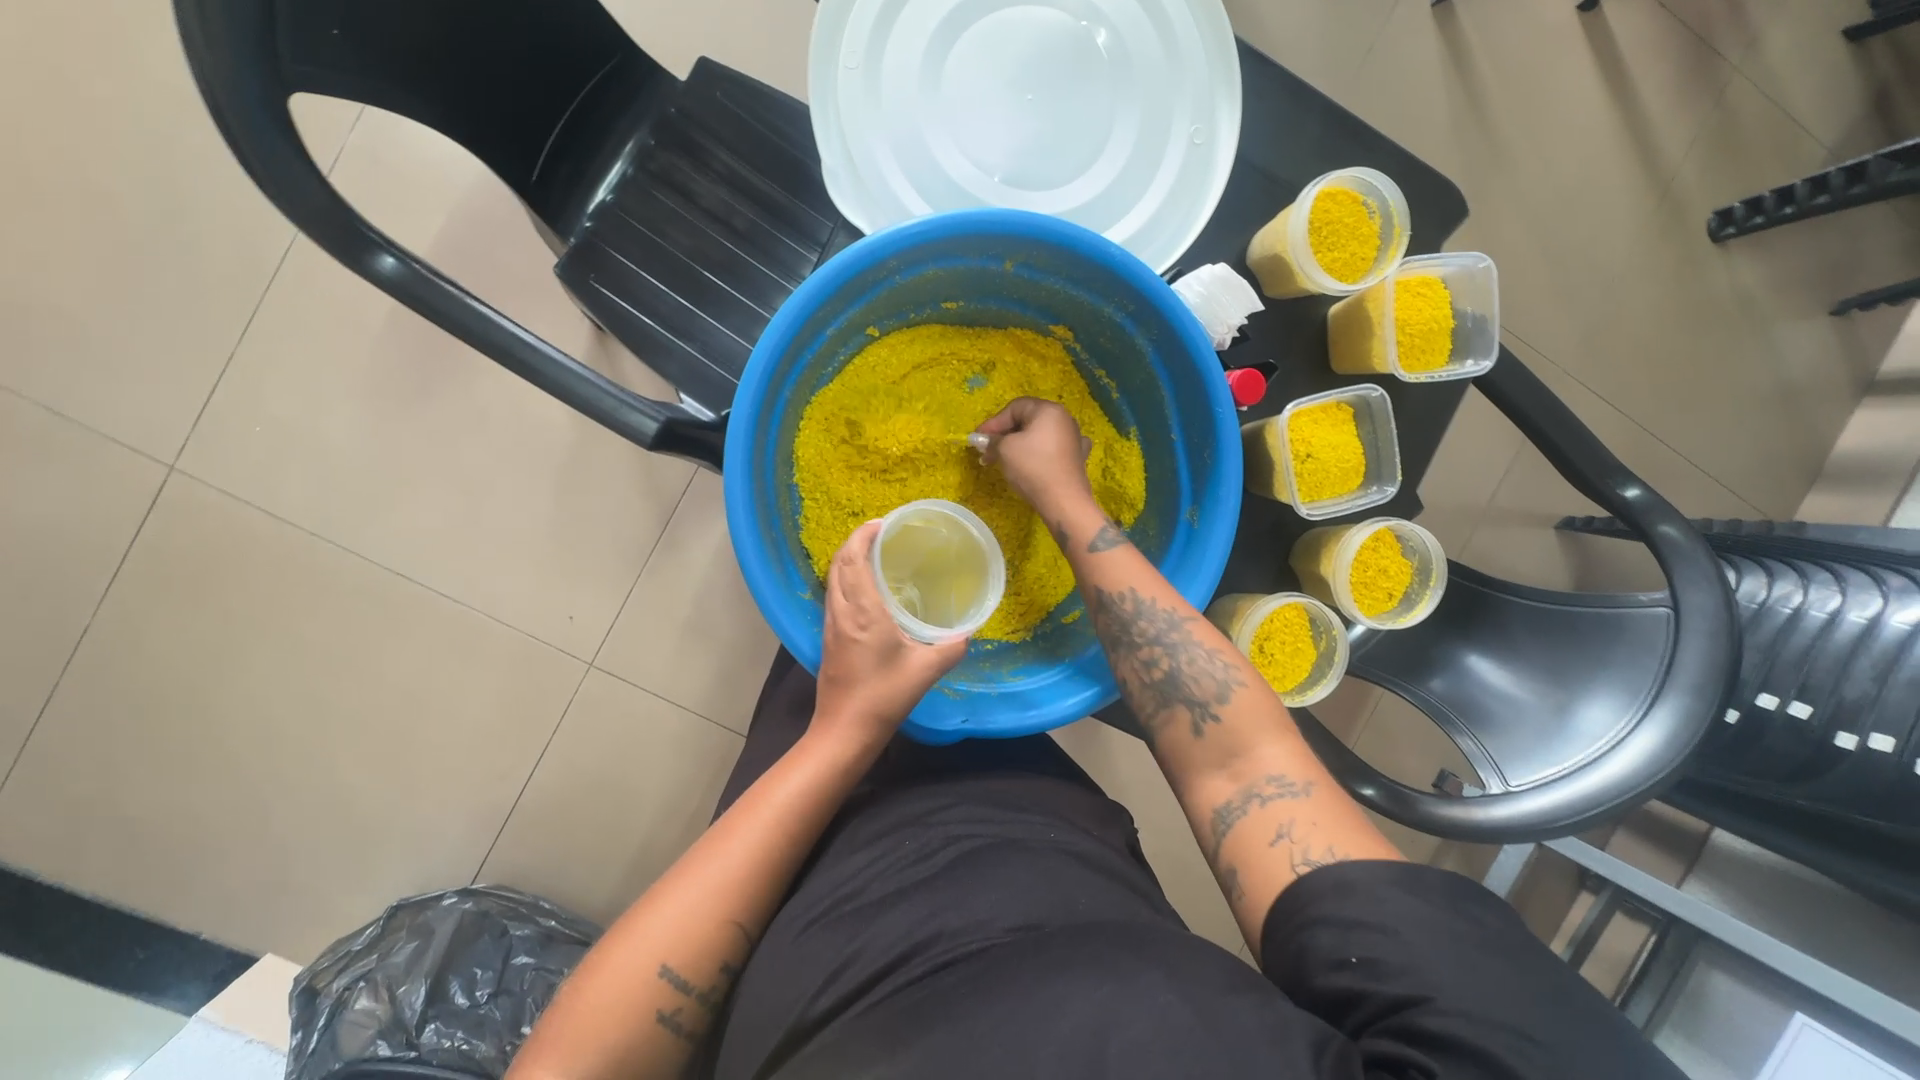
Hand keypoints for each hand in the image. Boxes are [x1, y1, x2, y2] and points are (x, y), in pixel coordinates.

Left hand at [813, 521, 967, 749]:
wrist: (845, 729)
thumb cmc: (884, 696)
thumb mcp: (925, 670)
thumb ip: (950, 648)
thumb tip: (967, 633)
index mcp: (863, 611)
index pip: (854, 558)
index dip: (864, 534)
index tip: (884, 523)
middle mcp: (842, 611)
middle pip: (839, 563)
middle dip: (856, 542)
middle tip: (883, 535)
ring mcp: (831, 625)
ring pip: (833, 580)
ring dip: (849, 560)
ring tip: (875, 556)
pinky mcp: (828, 639)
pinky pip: (834, 596)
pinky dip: (846, 580)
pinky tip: (867, 591)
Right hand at [975, 397, 1094, 514]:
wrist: (1063, 501)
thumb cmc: (1032, 467)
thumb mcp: (1005, 449)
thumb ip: (992, 440)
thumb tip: (982, 440)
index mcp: (1048, 410)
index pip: (1014, 408)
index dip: (993, 422)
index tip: (978, 438)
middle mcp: (1064, 418)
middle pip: (1028, 420)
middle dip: (1004, 435)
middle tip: (987, 451)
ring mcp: (1074, 438)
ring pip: (1040, 435)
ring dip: (1020, 445)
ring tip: (1005, 460)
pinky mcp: (1077, 457)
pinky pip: (1054, 448)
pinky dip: (1040, 452)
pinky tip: (1036, 460)